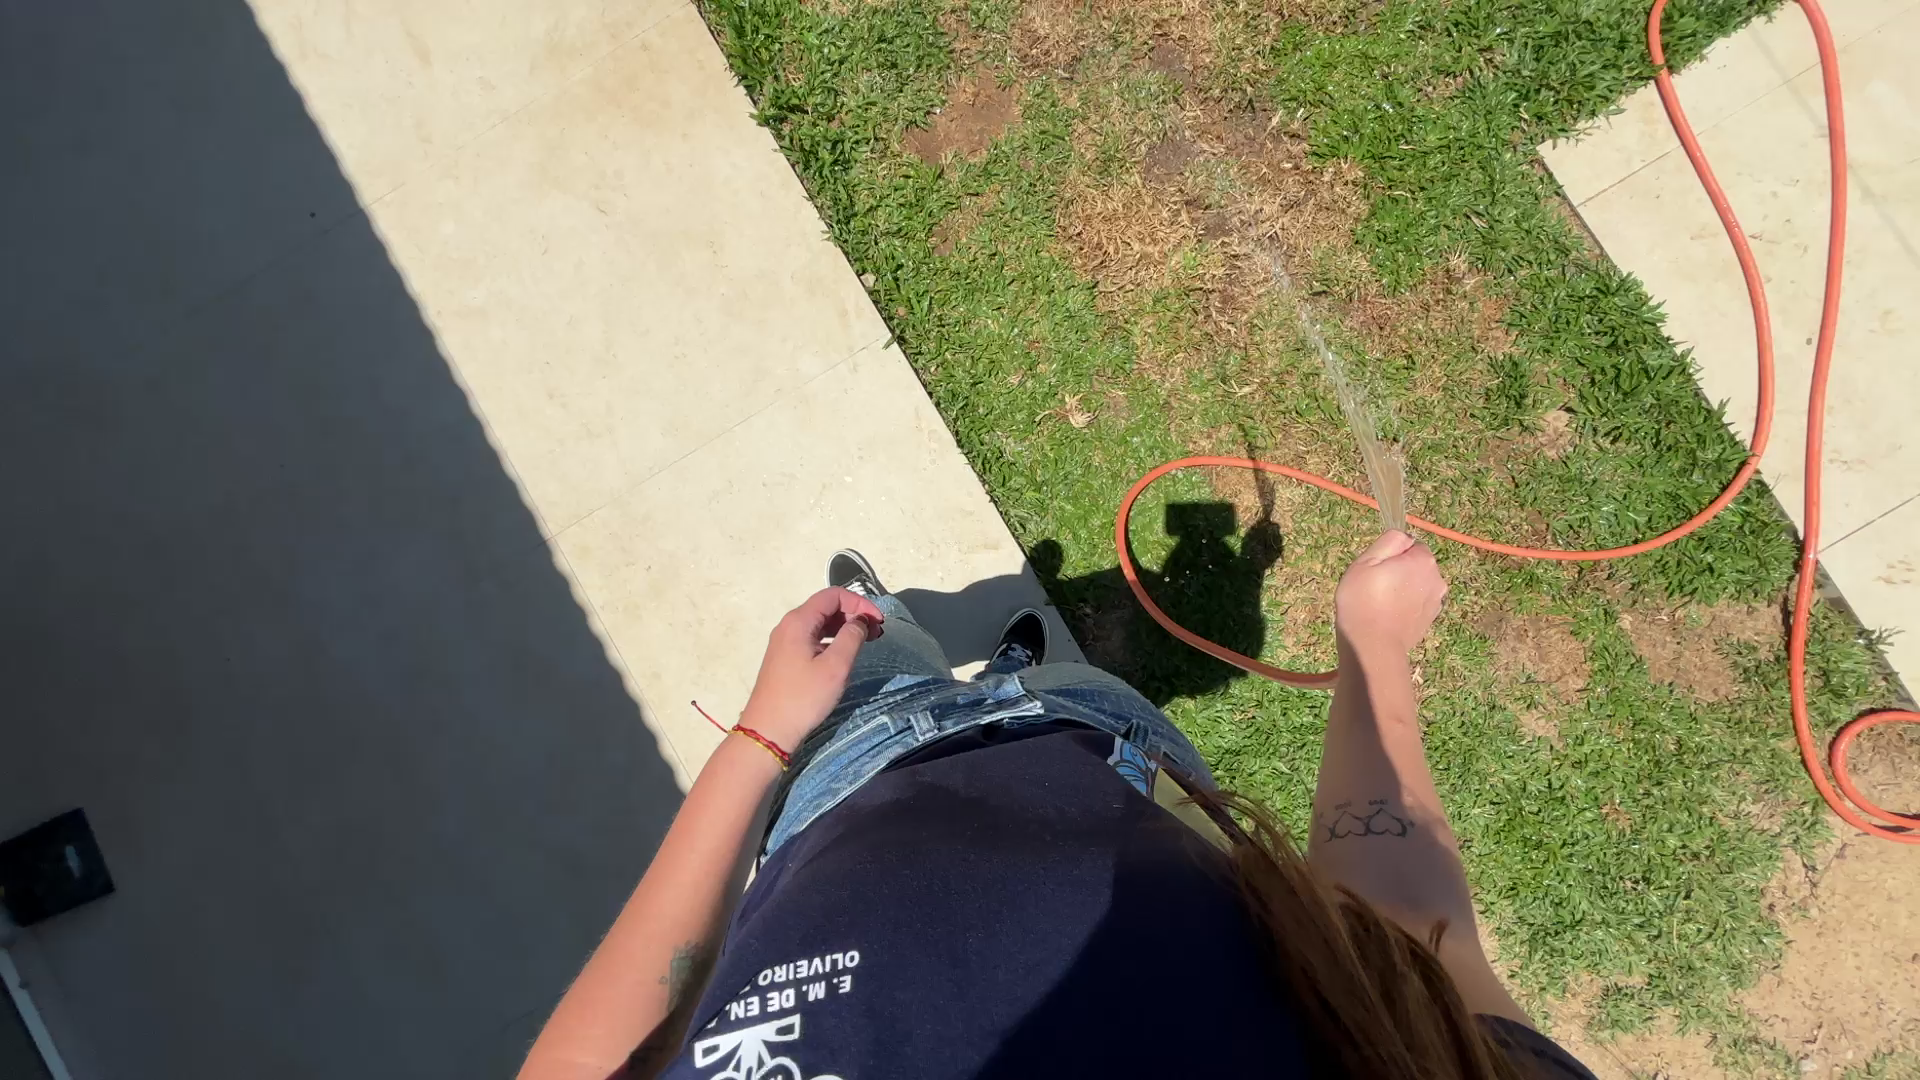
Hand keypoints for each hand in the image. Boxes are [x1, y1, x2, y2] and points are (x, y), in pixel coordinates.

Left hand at [738, 588, 883, 752]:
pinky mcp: (786, 657)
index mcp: (799, 621)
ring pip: (820, 622)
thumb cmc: (803, 697)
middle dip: (854, 614)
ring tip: (866, 641)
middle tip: (877, 633)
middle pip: (826, 606)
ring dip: (845, 627)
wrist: (768, 731)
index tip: (878, 621)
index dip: (859, 602)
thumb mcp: (835, 666)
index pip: (833, 595)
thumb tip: (860, 621)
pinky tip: (845, 654)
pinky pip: (814, 637)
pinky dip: (833, 639)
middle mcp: (790, 625)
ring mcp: (786, 641)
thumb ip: (851, 637)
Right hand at [1334, 531, 1445, 659]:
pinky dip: (1405, 605)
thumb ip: (1389, 541)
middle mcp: (1436, 578)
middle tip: (1374, 584)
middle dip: (1399, 570)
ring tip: (1379, 602)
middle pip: (1416, 565)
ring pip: (1417, 584)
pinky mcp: (1430, 619)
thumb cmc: (1363, 599)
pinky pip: (1417, 602)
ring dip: (1403, 588)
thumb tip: (1402, 536)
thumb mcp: (1366, 561)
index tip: (1375, 567)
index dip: (1391, 554)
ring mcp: (1436, 601)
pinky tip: (1387, 614)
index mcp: (1422, 561)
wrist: (1373, 643)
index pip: (1411, 545)